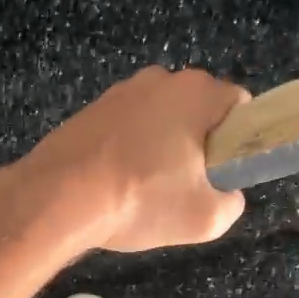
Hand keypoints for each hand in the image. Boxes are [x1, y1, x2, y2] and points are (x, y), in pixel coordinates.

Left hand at [23, 66, 248, 252]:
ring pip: (161, 117)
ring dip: (163, 144)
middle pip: (198, 109)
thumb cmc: (142, 199)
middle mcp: (161, 79)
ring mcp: (122, 90)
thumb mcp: (206, 218)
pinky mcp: (91, 108)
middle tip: (190, 184)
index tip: (227, 169)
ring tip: (148, 187)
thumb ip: (231, 203)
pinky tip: (118, 182)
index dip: (240, 138)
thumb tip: (226, 194)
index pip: (239, 105)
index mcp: (197, 92)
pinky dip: (130, 148)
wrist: (58, 198)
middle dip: (200, 141)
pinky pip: (128, 126)